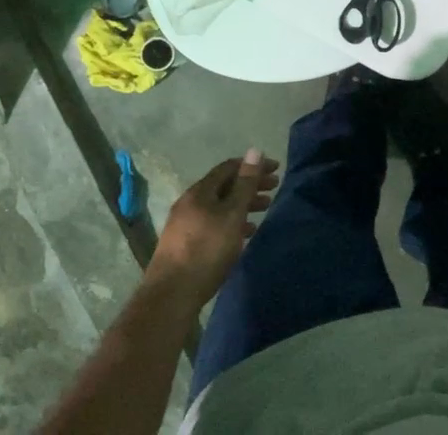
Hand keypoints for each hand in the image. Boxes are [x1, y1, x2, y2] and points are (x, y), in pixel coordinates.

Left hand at [146, 150, 279, 308]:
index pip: (229, 167)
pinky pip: (213, 223)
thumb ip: (244, 184)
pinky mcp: (185, 244)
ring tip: (265, 209)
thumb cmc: (206, 251)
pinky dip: (231, 222)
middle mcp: (190, 203)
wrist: (171, 295)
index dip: (253, 165)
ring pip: (219, 206)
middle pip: (224, 186)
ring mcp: (185, 224)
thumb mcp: (231, 215)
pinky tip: (245, 234)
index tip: (276, 168)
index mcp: (200, 191)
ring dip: (242, 204)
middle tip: (274, 188)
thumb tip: (254, 151)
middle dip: (250, 185)